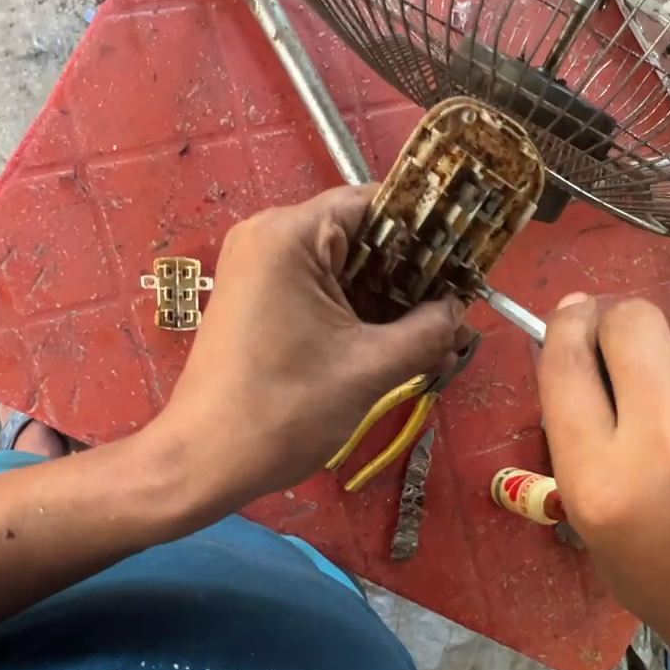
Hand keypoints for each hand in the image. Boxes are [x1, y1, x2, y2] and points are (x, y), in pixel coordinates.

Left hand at [152, 185, 470, 506]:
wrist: (205, 463)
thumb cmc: (283, 412)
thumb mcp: (368, 369)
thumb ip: (426, 332)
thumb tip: (460, 314)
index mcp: (289, 236)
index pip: (375, 206)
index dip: (427, 232)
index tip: (465, 265)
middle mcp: (270, 240)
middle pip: (361, 239)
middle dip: (412, 278)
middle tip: (456, 312)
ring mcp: (260, 273)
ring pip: (345, 272)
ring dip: (389, 304)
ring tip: (436, 340)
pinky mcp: (259, 304)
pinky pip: (322, 296)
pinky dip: (358, 318)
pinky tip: (398, 348)